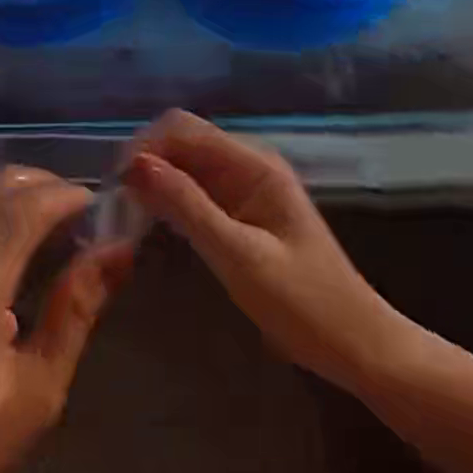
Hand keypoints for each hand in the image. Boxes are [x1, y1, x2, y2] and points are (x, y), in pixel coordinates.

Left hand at [0, 167, 133, 472]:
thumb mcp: (36, 389)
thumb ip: (76, 308)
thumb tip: (118, 251)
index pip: (26, 208)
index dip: (67, 195)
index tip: (101, 204)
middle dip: (45, 184)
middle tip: (82, 212)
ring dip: (17, 192)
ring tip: (54, 221)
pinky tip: (13, 236)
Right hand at [123, 110, 407, 390]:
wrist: (355, 344)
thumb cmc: (303, 302)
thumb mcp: (239, 256)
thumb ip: (187, 206)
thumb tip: (135, 164)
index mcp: (254, 164)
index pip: (184, 128)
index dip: (145, 146)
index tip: (116, 183)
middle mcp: (247, 164)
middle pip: (182, 141)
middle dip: (146, 161)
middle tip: (116, 203)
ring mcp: (244, 187)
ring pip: (185, 165)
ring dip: (154, 180)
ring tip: (125, 212)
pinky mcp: (239, 211)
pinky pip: (194, 191)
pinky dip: (169, 199)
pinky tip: (150, 221)